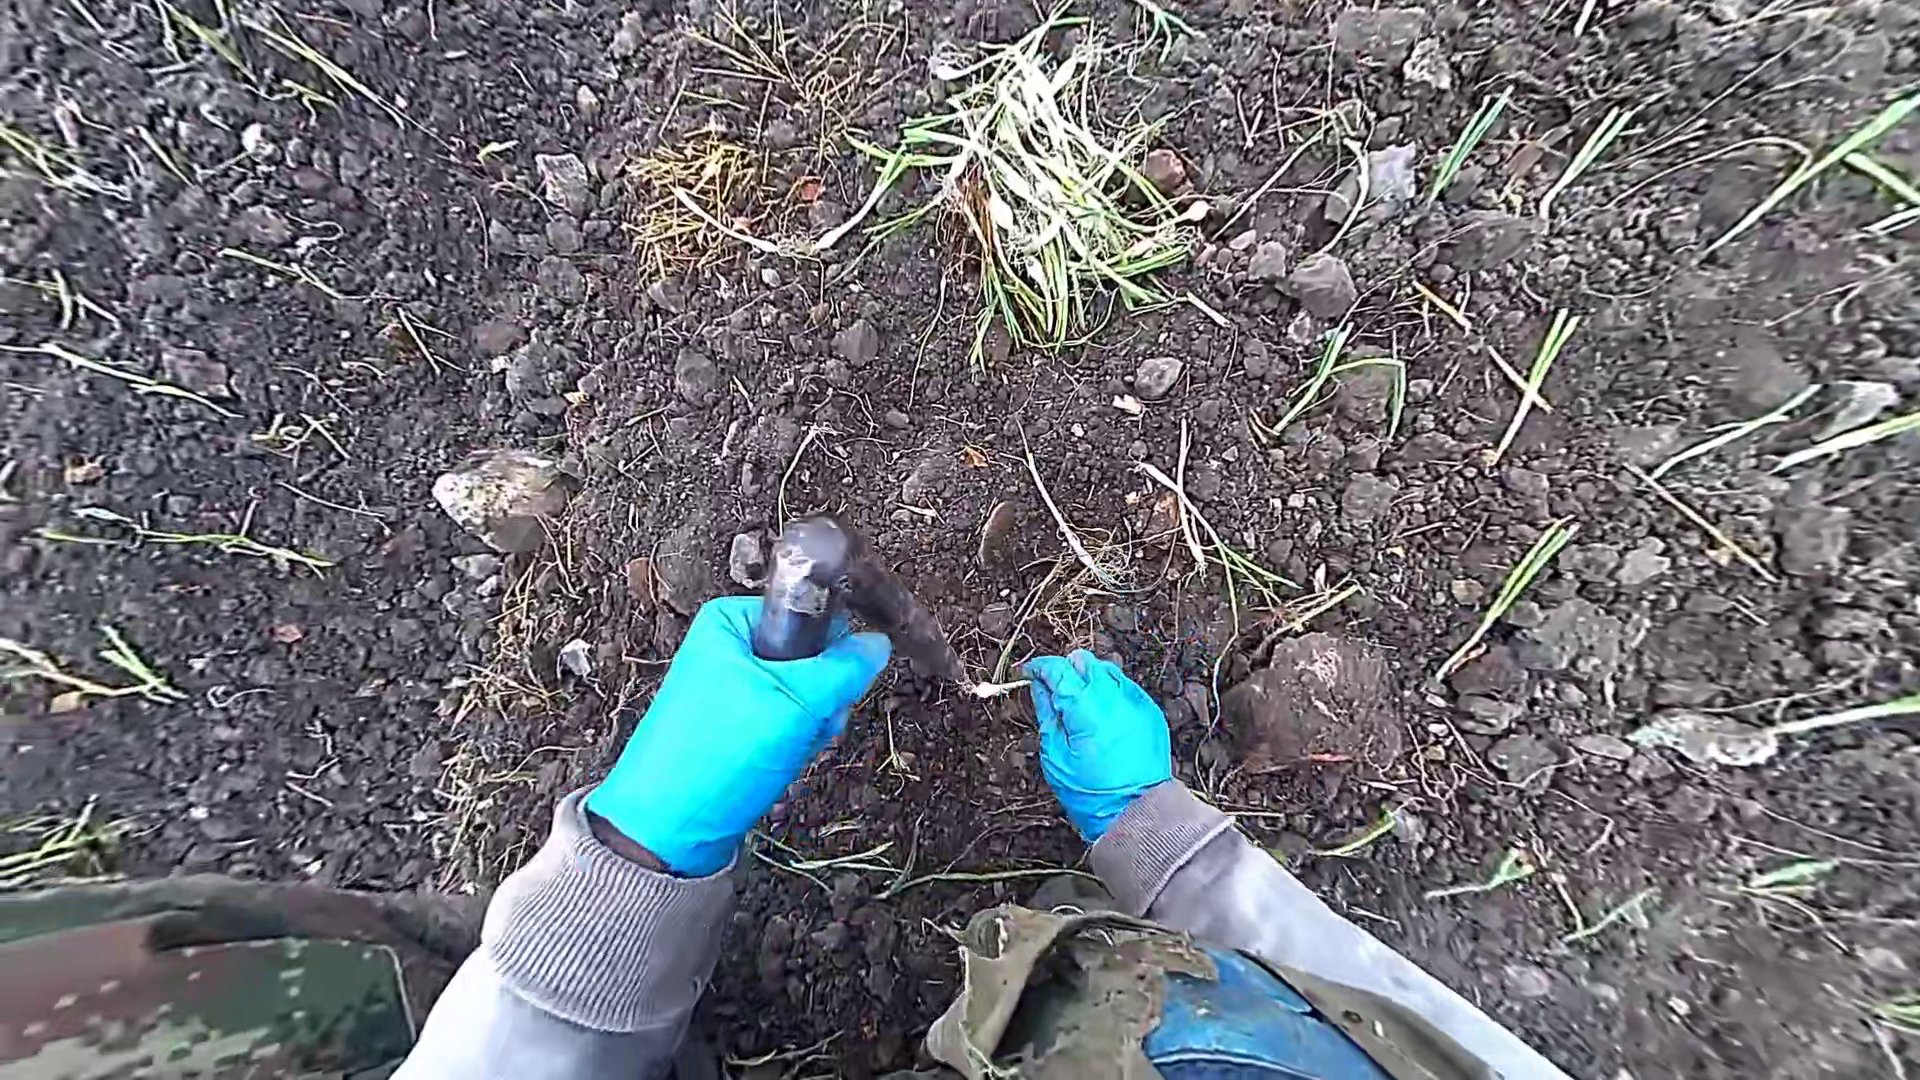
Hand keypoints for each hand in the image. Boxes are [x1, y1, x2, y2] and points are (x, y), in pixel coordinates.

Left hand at [587, 596, 891, 875]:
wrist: (666, 834)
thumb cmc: (716, 757)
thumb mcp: (794, 703)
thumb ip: (844, 669)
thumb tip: (878, 644)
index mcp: (731, 621)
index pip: (810, 616)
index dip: (831, 652)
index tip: (832, 686)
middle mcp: (730, 646)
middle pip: (811, 655)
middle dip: (823, 697)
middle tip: (811, 724)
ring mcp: (734, 684)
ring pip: (806, 690)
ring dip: (813, 723)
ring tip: (794, 747)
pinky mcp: (738, 718)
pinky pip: (788, 715)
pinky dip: (796, 739)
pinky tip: (785, 758)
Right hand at [1025, 650, 1172, 841]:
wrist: (1138, 815)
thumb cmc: (1092, 793)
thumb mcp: (1055, 755)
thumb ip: (1047, 713)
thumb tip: (1038, 685)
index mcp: (1088, 711)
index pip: (1059, 670)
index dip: (1039, 667)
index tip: (1028, 672)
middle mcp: (1115, 699)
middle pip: (1084, 661)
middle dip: (1065, 670)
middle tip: (1054, 691)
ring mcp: (1136, 703)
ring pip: (1105, 669)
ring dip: (1087, 678)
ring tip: (1079, 704)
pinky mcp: (1149, 711)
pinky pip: (1124, 686)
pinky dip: (1108, 692)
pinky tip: (1101, 714)